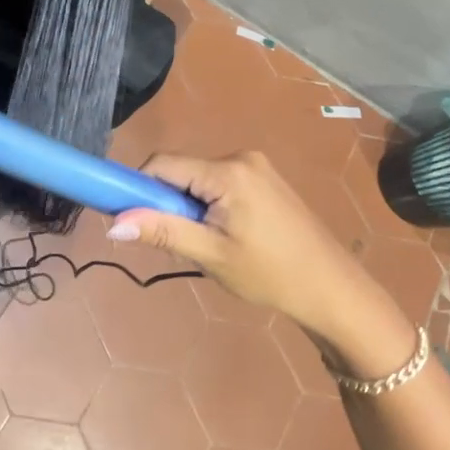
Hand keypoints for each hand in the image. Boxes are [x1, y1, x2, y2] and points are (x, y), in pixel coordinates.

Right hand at [106, 151, 373, 336]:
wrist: (335, 291)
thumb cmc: (271, 275)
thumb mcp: (211, 255)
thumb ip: (162, 231)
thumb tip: (114, 224)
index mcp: (227, 172)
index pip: (162, 165)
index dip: (139, 188)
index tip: (134, 220)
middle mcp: (240, 158)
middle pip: (180, 171)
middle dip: (168, 202)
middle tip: (181, 242)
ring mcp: (256, 167)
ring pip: (198, 179)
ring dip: (189, 207)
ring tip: (208, 244)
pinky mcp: (264, 179)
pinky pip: (218, 183)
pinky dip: (209, 206)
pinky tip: (225, 236)